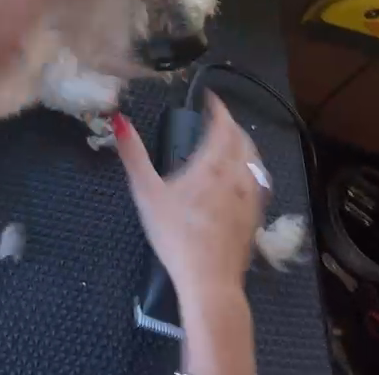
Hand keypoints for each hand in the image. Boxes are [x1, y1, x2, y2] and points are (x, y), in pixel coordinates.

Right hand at [115, 93, 268, 301]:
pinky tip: (244, 176)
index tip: (210, 97)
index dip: (219, 108)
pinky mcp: (255, 217)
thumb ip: (133, 155)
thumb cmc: (175, 234)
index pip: (222, 126)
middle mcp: (236, 175)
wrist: (209, 281)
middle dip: (231, 124)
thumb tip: (119, 120)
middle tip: (217, 117)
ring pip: (254, 160)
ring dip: (244, 144)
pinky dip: (252, 167)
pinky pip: (259, 181)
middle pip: (242, 140)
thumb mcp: (146, 192)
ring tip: (233, 141)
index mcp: (211, 165)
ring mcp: (250, 197)